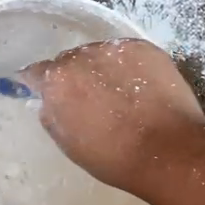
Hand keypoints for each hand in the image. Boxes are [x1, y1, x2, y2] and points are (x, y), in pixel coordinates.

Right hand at [18, 38, 204, 192]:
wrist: (170, 151)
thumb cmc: (114, 156)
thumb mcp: (68, 143)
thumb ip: (51, 115)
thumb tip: (48, 101)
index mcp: (56, 79)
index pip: (34, 72)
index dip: (36, 82)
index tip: (41, 91)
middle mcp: (80, 56)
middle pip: (68, 61)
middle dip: (74, 77)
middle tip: (90, 101)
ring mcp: (113, 49)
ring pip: (98, 56)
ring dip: (101, 70)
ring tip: (120, 96)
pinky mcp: (143, 48)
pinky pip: (125, 54)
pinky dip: (128, 67)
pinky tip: (141, 89)